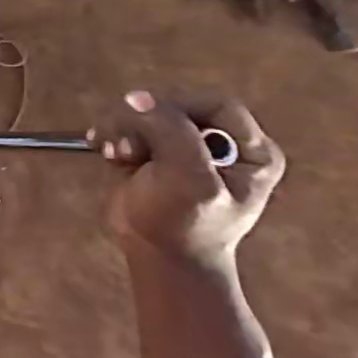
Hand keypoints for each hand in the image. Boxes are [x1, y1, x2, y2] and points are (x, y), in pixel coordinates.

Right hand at [101, 90, 284, 263]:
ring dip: (125, 130)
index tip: (148, 119)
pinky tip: (108, 154)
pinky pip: (131, 130)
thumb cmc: (185, 225)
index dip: (181, 107)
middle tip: (126, 146)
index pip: (216, 105)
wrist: (160, 260)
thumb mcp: (189, 178)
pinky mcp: (153, 155)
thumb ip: (171, 131)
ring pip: (148, 116)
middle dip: (146, 123)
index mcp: (250, 151)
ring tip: (115, 154)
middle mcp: (220, 144)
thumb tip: (138, 97)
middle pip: (176, 108)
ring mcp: (184, 149)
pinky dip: (115, 137)